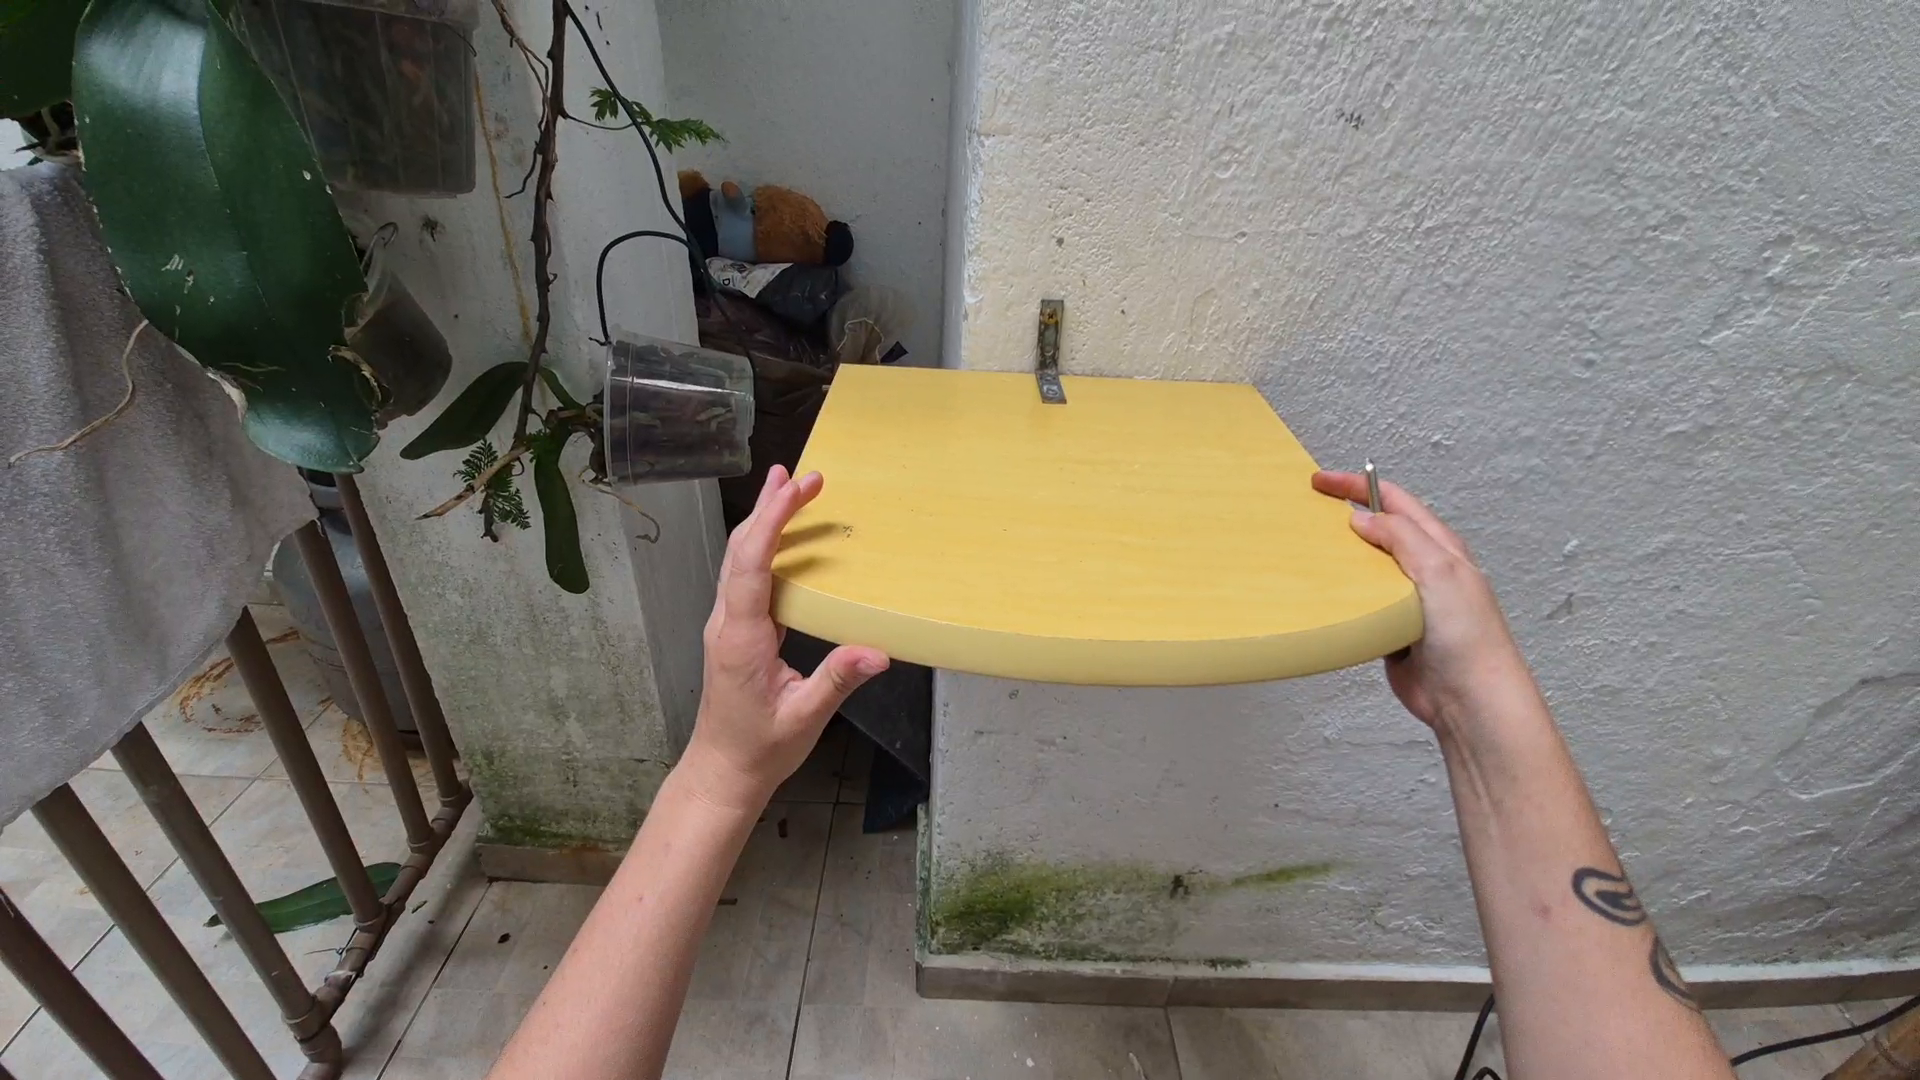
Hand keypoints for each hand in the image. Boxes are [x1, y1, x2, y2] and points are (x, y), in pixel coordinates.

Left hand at [680, 466, 888, 810]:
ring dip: (764, 521)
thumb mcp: (803, 718)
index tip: (796, 488)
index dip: (771, 521)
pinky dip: (766, 545)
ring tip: (789, 487)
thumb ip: (837, 680)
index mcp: (739, 636)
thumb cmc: (759, 748)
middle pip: (741, 549)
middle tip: (801, 474)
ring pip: (740, 558)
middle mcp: (727, 621)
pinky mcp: (736, 629)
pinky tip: (785, 538)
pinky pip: (748, 575)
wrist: (723, 771)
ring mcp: (729, 623)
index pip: (751, 564)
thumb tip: (880, 651)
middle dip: (769, 507)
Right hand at [1312, 470, 1537, 735]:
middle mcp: (1422, 569)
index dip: (1357, 486)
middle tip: (1306, 509)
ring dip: (1338, 553)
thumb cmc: (1466, 637)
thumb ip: (1401, 538)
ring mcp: (1404, 598)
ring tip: (1304, 546)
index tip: (1319, 481)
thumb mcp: (1438, 572)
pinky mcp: (1388, 626)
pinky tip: (1318, 590)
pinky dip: (1338, 591)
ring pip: (1364, 565)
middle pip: (1378, 530)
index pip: (1394, 501)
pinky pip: (1358, 599)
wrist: (1468, 698)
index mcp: (1440, 548)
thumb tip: (1361, 517)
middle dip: (1343, 514)